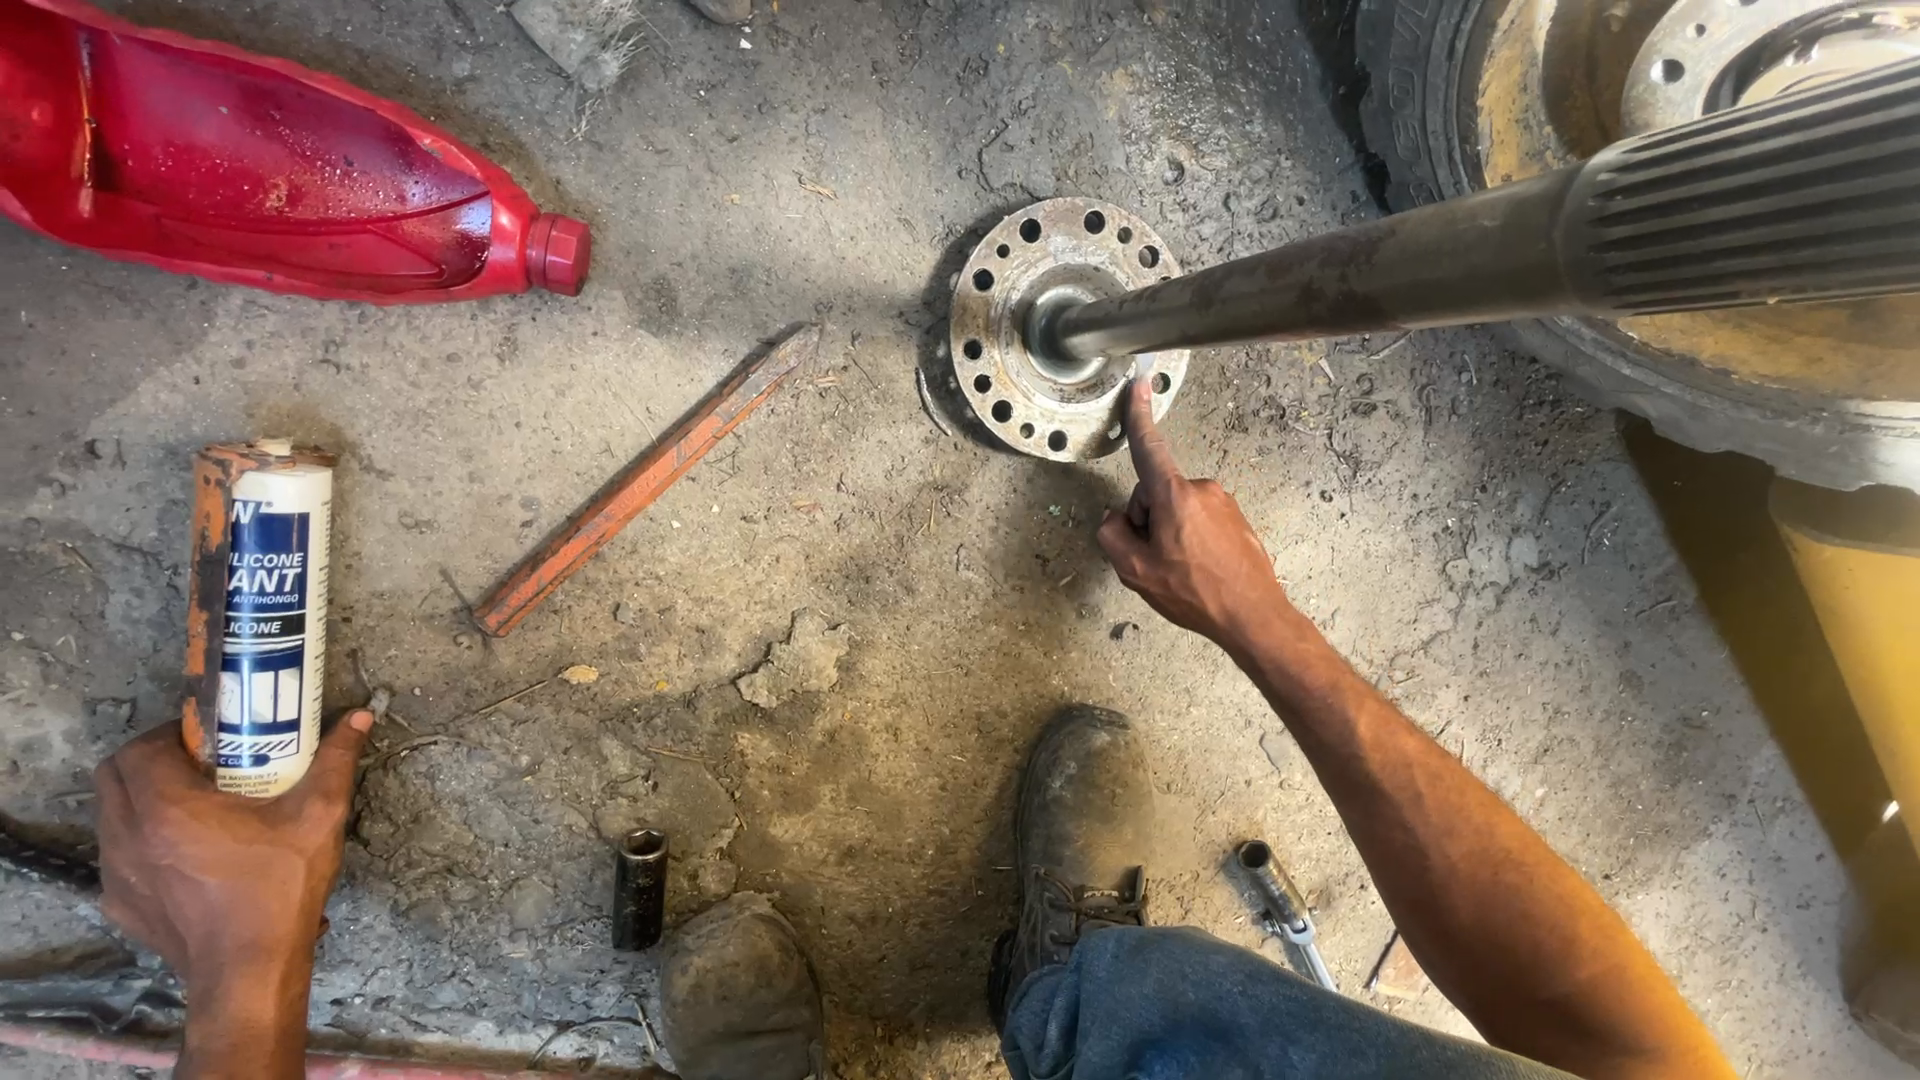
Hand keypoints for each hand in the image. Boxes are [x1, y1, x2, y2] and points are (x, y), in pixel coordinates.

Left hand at [93, 711, 373, 990]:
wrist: (248, 964)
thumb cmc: (282, 881)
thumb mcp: (321, 813)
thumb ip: (336, 760)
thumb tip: (360, 717)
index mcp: (168, 809)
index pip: (138, 750)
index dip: (170, 732)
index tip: (212, 733)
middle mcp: (127, 836)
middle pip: (113, 777)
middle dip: (154, 757)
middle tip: (206, 758)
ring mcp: (116, 873)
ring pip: (113, 815)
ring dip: (149, 795)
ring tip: (205, 800)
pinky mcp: (121, 902)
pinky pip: (121, 852)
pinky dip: (148, 834)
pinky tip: (197, 847)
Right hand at [1097, 378, 1290, 648]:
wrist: (1252, 615)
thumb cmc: (1195, 593)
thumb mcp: (1134, 570)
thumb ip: (1112, 536)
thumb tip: (1115, 521)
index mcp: (1174, 495)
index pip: (1148, 448)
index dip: (1138, 415)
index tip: (1138, 385)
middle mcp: (1201, 490)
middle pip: (1153, 494)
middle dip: (1146, 522)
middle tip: (1155, 560)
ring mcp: (1223, 503)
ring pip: (1175, 509)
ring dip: (1169, 533)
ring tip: (1180, 569)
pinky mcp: (1236, 519)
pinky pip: (1198, 521)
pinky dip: (1190, 540)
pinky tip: (1197, 569)